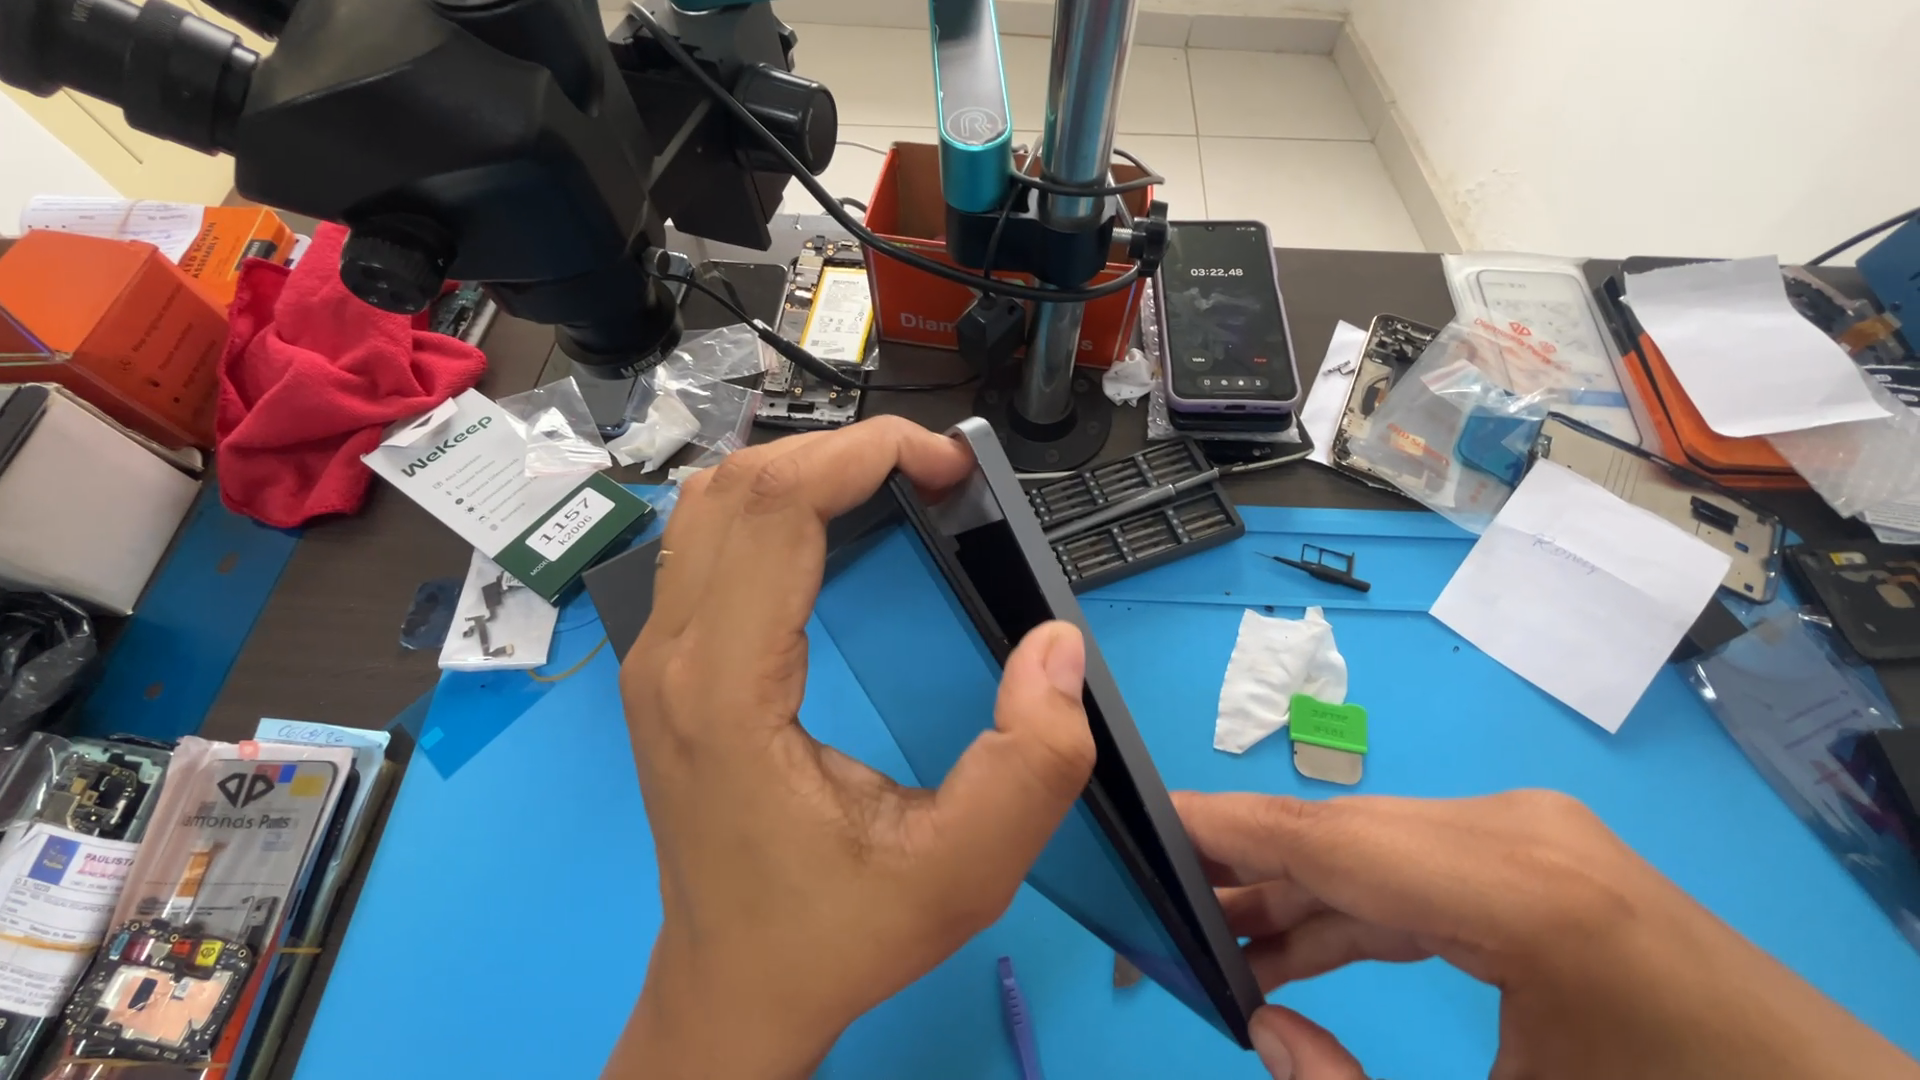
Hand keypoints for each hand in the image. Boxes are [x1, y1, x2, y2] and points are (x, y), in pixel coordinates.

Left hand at [607, 418, 1096, 1078]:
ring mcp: (655, 657)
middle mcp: (672, 655)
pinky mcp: (667, 667)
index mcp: (726, 687)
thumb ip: (1035, 764)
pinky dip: (772, 508)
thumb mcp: (964, 872)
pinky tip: (831, 532)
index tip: (949, 466)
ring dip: (803, 473)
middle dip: (844, 452)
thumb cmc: (836, 934)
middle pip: (739, 486)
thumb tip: (1056, 645)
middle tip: (933, 476)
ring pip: (712, 505)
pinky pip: (706, 545)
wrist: (735, 990)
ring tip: (890, 490)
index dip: (865, 455)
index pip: (775, 506)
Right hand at [1176, 791, 1919, 1079]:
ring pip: (1364, 849)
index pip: (1327, 838)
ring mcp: (1533, 839)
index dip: (1222, 829)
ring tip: (1205, 942)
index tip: (1143, 824)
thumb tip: (1260, 1021)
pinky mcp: (1536, 859)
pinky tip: (1283, 950)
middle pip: (1335, 835)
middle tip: (1153, 906)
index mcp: (1526, 893)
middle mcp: (1522, 834)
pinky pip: (1406, 872)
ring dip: (1286, 897)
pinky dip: (1340, 910)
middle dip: (1239, 870)